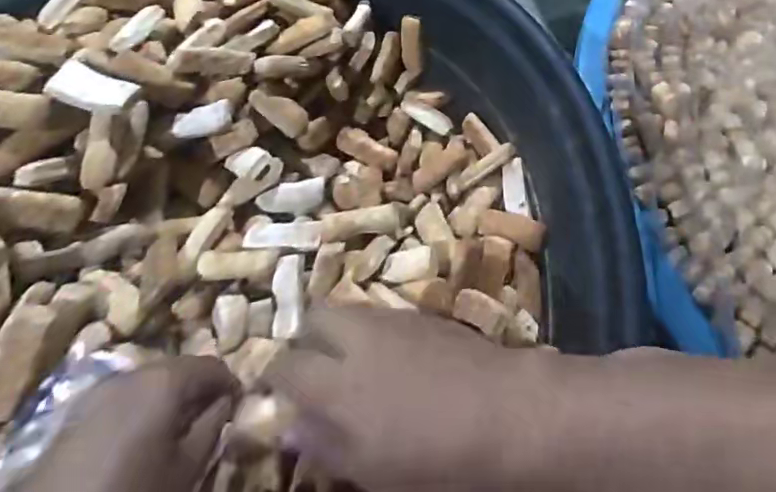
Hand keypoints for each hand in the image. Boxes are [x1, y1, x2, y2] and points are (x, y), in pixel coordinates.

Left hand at [21, 356, 239, 491]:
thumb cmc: (131, 491)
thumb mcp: (185, 467)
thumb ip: (212, 427)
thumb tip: (223, 404)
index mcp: (166, 379)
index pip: (213, 367)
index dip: (230, 385)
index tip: (236, 406)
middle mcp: (134, 373)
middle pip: (179, 369)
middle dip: (196, 389)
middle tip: (208, 416)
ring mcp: (99, 391)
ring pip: (148, 382)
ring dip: (166, 397)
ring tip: (172, 428)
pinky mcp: (73, 414)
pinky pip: (120, 399)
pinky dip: (137, 409)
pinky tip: (136, 438)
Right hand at [258, 308, 562, 491]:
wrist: (501, 408)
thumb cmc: (429, 455)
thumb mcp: (368, 467)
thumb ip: (324, 441)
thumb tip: (291, 424)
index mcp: (336, 381)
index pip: (285, 362)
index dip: (274, 374)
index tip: (274, 389)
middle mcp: (362, 337)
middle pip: (318, 314)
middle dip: (307, 334)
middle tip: (311, 365)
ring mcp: (398, 320)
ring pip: (354, 309)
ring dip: (342, 329)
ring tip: (350, 362)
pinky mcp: (428, 315)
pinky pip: (386, 313)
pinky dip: (374, 329)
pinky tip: (389, 357)